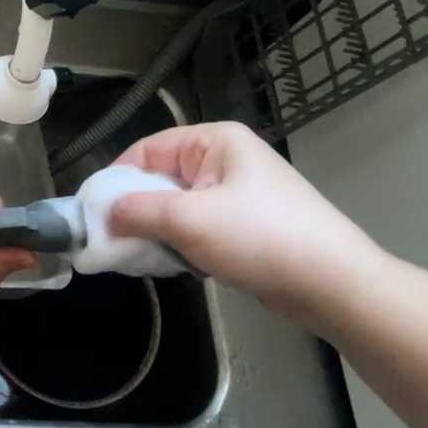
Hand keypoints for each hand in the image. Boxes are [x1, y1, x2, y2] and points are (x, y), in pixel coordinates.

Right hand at [107, 122, 386, 318]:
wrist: (335, 285)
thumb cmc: (261, 239)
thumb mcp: (188, 221)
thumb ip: (136, 211)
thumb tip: (100, 214)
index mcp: (214, 142)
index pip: (145, 150)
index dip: (115, 180)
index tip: (92, 215)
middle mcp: (224, 160)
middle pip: (158, 179)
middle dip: (134, 211)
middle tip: (113, 243)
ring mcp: (236, 194)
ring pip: (175, 207)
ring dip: (156, 232)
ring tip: (141, 259)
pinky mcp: (244, 225)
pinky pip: (196, 227)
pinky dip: (179, 245)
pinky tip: (173, 267)